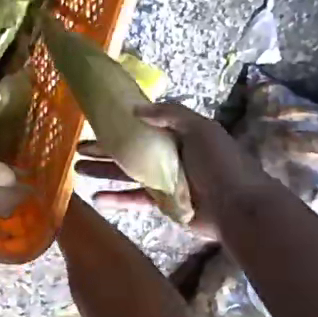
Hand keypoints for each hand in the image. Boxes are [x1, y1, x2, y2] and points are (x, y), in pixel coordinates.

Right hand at [77, 103, 271, 237]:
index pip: (143, 126)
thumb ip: (170, 115)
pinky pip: (135, 199)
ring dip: (103, 171)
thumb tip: (136, 109)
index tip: (96, 122)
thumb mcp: (199, 129)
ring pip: (128, 174)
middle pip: (131, 149)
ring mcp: (166, 180)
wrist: (239, 207)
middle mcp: (171, 155)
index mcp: (179, 134)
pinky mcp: (164, 203)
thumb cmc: (221, 164)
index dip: (120, 124)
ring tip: (78, 169)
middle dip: (104, 148)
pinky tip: (96, 199)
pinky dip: (116, 199)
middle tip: (77, 147)